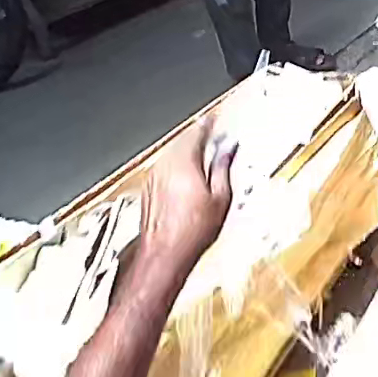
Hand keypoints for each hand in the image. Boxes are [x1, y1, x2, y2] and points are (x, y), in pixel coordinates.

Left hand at [139, 116, 235, 276]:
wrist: (163, 257)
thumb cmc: (192, 232)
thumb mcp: (220, 198)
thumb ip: (223, 167)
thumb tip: (229, 148)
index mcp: (185, 161)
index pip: (197, 131)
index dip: (209, 123)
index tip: (215, 119)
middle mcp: (166, 164)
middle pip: (183, 139)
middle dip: (198, 137)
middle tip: (213, 139)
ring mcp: (154, 175)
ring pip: (173, 152)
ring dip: (187, 152)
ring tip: (202, 160)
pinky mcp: (148, 187)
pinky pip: (164, 166)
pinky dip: (176, 166)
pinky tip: (186, 179)